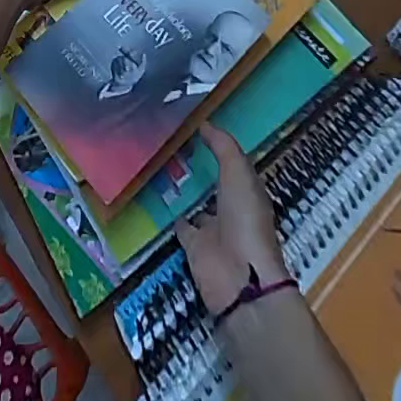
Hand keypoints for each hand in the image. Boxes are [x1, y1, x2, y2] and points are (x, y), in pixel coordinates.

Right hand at [176, 125, 290, 313]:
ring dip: (182, 189)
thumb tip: (204, 123)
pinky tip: (153, 196)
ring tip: (158, 164)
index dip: (217, 146)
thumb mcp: (239, 174)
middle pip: (213, 183)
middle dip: (198, 167)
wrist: (238, 277)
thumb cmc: (245, 220)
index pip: (232, 163)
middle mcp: (230, 209)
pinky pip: (178, 224)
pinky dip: (169, 213)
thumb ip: (223, 147)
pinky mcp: (192, 245)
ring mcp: (211, 228)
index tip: (194, 126)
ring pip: (195, 203)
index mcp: (247, 192)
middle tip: (170, 143)